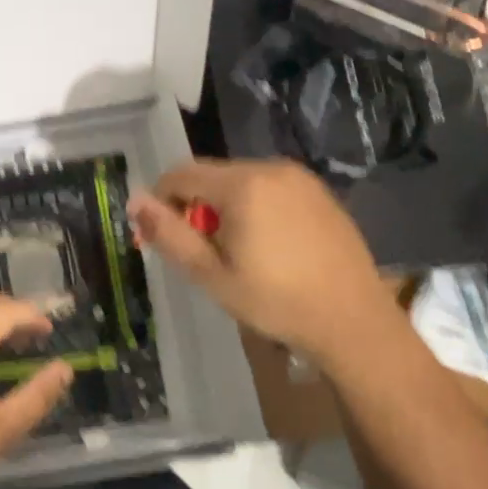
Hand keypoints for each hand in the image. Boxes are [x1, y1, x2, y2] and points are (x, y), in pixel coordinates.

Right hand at [127, 158, 400, 364]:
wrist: (352, 320)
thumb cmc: (275, 301)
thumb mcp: (210, 274)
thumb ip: (169, 233)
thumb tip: (135, 200)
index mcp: (242, 185)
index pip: (179, 174)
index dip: (160, 202)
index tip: (163, 238)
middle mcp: (271, 168)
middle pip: (210, 176)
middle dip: (193, 207)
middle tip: (199, 253)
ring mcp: (301, 179)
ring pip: (240, 182)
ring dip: (223, 209)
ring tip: (234, 254)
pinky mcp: (320, 193)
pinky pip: (269, 190)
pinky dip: (254, 209)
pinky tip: (266, 248)